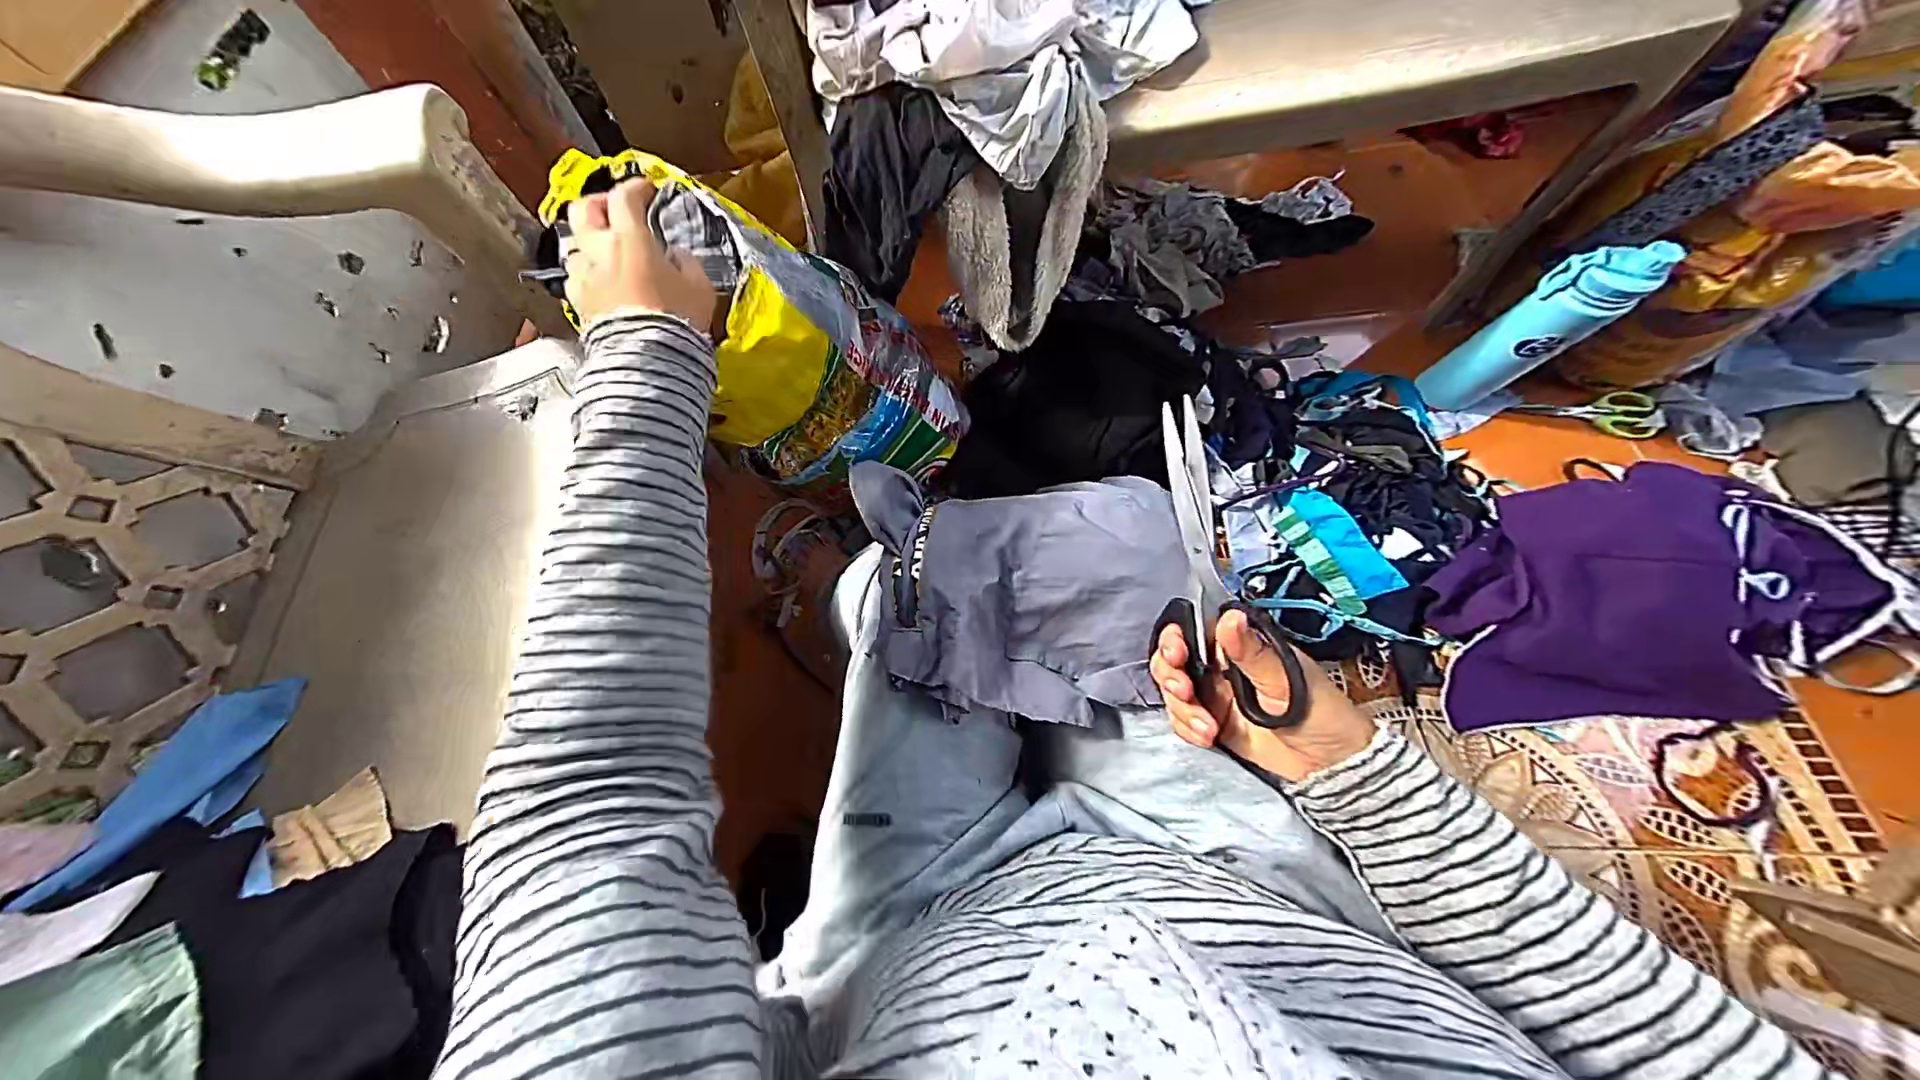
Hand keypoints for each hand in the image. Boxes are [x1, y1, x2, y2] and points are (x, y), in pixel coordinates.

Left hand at [563, 178, 715, 329]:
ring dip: (590, 241)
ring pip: (575, 243)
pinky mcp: (577, 302)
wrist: (649, 357)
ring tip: (606, 250)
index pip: (625, 196)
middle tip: (616, 209)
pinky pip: (576, 277)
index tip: (646, 188)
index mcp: (630, 239)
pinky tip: (601, 281)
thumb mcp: (699, 287)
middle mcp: (599, 250)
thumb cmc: (677, 319)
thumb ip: (686, 262)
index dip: (636, 187)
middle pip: (584, 208)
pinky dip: (588, 273)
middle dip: (600, 203)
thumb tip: (675, 255)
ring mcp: (584, 276)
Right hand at [1148, 609, 1375, 781]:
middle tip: (1184, 690)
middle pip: (1173, 660)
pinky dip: (1186, 727)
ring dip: (1181, 708)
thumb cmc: (1320, 712)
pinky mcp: (1211, 722)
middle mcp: (1220, 667)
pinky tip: (1207, 735)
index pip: (1193, 632)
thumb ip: (1252, 652)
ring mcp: (1214, 696)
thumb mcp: (1286, 680)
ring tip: (1207, 726)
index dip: (1175, 639)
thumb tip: (1230, 618)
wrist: (1332, 765)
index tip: (1177, 654)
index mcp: (1239, 646)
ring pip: (1174, 692)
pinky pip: (1182, 720)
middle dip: (1169, 674)